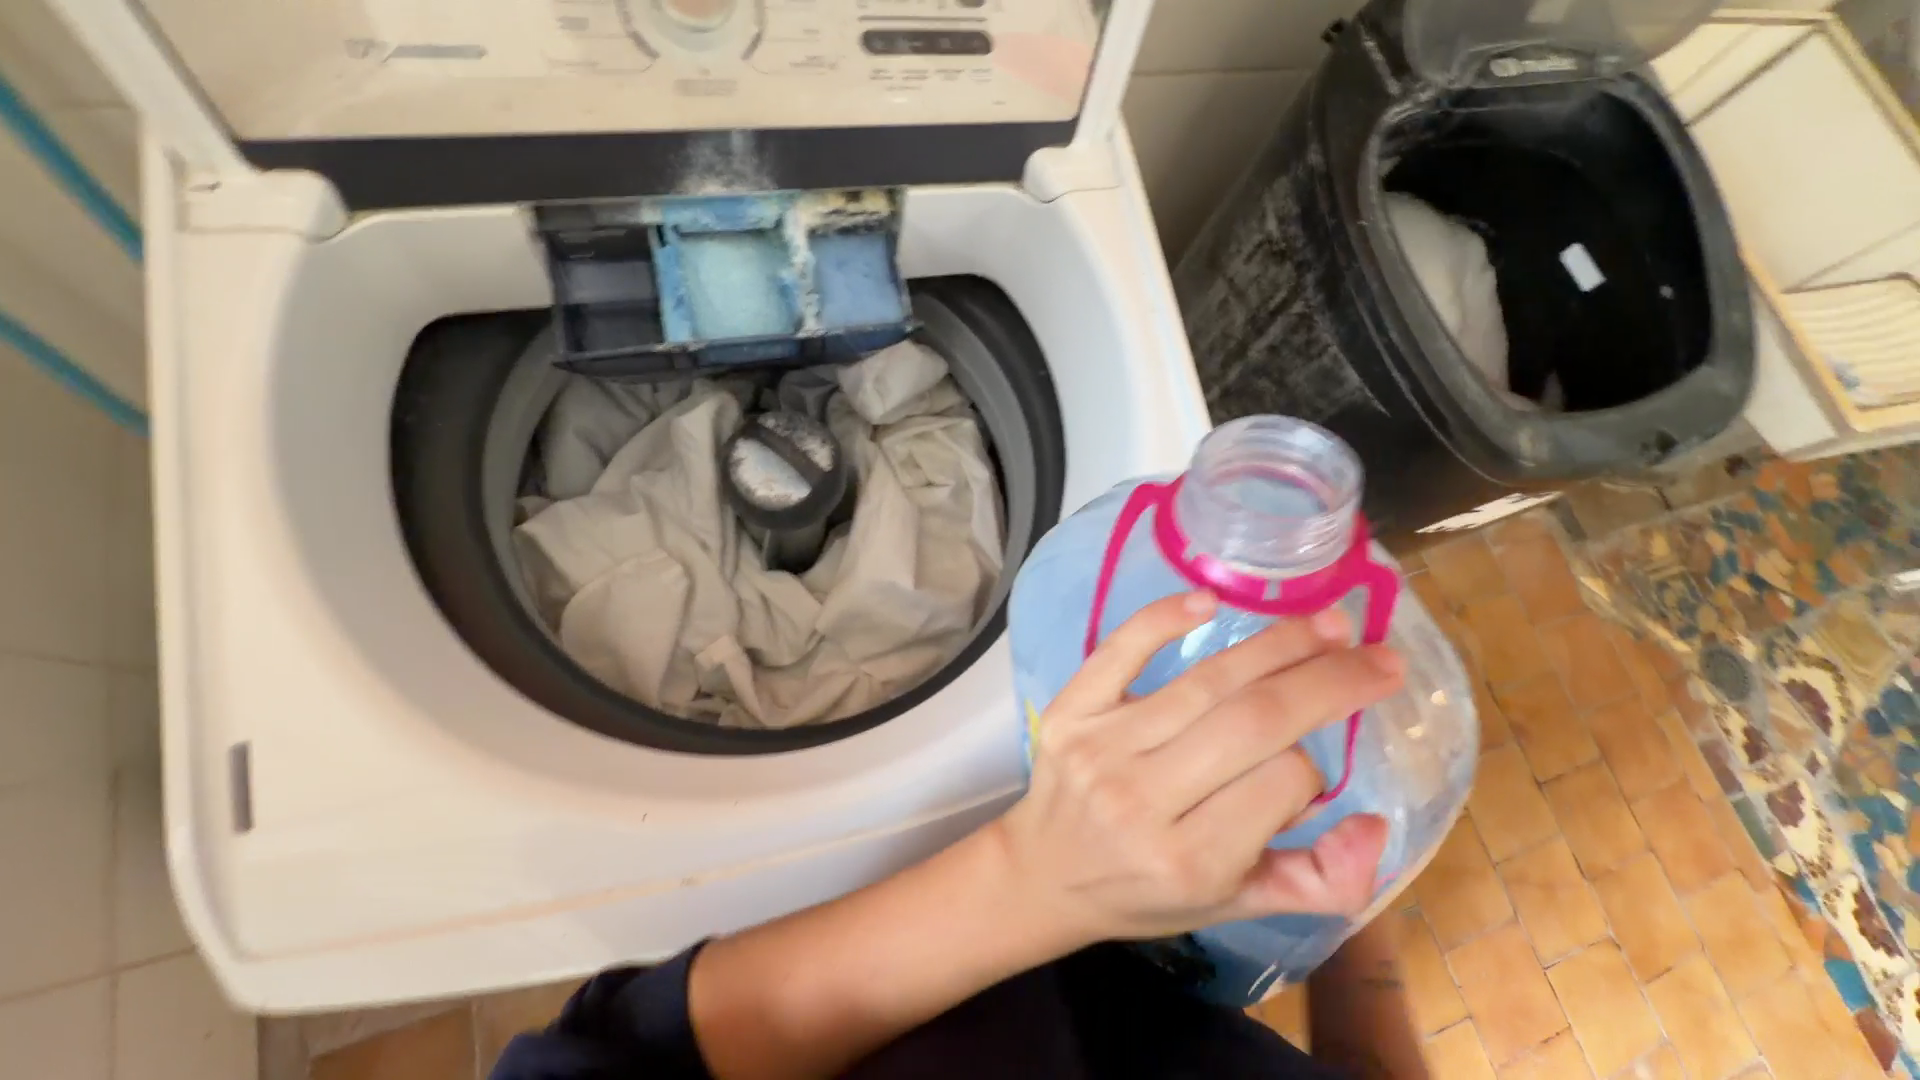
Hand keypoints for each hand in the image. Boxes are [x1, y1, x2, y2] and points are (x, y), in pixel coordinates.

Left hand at [989, 591, 1401, 945]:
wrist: (1045, 873)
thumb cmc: (1147, 891)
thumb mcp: (1236, 907)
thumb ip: (1317, 881)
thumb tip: (1375, 824)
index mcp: (1190, 859)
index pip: (1283, 782)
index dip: (1313, 768)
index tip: (1307, 770)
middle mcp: (1142, 798)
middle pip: (1251, 720)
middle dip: (1326, 681)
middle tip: (1378, 655)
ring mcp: (1100, 747)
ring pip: (1204, 683)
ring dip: (1274, 645)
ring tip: (1328, 624)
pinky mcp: (1068, 711)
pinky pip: (1118, 652)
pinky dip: (1161, 619)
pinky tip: (1210, 602)